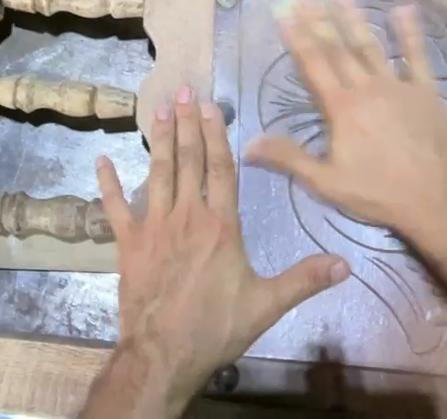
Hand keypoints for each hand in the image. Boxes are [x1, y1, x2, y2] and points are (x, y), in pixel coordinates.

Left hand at [93, 85, 348, 409]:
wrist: (164, 354)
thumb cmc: (217, 327)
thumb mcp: (267, 304)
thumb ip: (305, 279)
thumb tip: (345, 263)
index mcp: (221, 224)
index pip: (220, 168)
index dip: (215, 133)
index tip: (210, 105)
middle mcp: (187, 214)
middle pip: (187, 160)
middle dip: (186, 123)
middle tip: (182, 91)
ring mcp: (154, 225)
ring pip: (157, 172)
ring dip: (158, 140)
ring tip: (158, 110)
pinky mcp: (128, 242)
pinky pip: (114, 207)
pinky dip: (107, 183)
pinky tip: (101, 159)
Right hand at [246, 0, 446, 247]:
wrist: (438, 202)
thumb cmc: (379, 193)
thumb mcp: (327, 182)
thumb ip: (288, 158)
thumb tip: (248, 145)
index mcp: (341, 106)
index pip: (313, 63)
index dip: (296, 35)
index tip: (283, 9)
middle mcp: (366, 87)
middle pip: (337, 46)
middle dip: (318, 17)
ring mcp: (398, 86)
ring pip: (370, 45)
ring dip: (354, 18)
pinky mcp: (426, 92)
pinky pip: (417, 57)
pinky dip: (409, 33)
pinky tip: (403, 10)